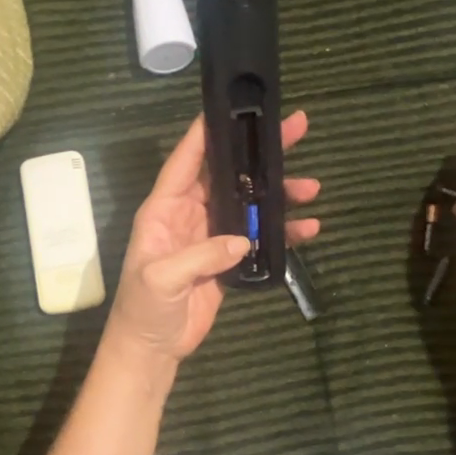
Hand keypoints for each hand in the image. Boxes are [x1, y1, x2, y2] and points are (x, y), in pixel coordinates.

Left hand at [105, 112, 320, 366]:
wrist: (151, 349)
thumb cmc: (143, 310)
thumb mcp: (161, 279)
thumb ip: (200, 256)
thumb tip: (242, 240)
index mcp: (165, 209)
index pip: (187, 160)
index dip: (208, 132)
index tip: (236, 105)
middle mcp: (189, 214)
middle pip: (228, 174)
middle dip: (260, 154)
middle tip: (296, 128)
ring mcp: (210, 236)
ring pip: (249, 204)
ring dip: (278, 195)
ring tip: (312, 187)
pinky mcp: (227, 260)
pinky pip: (259, 237)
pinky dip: (282, 232)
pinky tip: (308, 228)